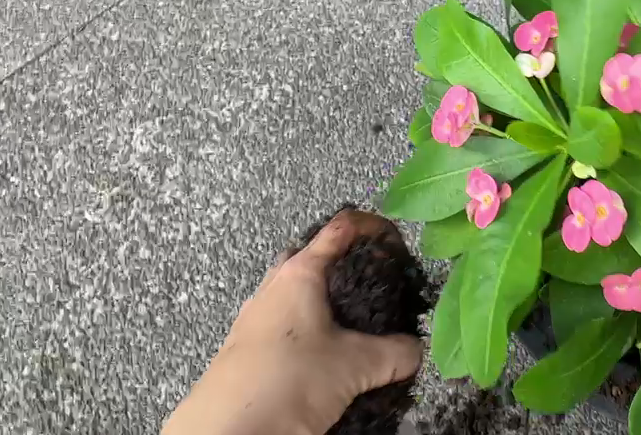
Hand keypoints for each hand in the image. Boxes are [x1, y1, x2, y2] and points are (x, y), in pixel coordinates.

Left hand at [162, 210, 423, 434]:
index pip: (341, 226)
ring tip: (349, 325)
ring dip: (321, 299)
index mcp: (300, 271)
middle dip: (343, 263)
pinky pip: (281, 322)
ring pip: (294, 291)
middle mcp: (274, 284)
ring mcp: (254, 315)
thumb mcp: (354, 366)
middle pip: (314, 255)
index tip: (396, 242)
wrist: (224, 434)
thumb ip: (393, 353)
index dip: (373, 226)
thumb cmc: (290, 380)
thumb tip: (416, 350)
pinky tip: (319, 357)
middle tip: (371, 283)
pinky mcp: (243, 347)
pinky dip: (304, 329)